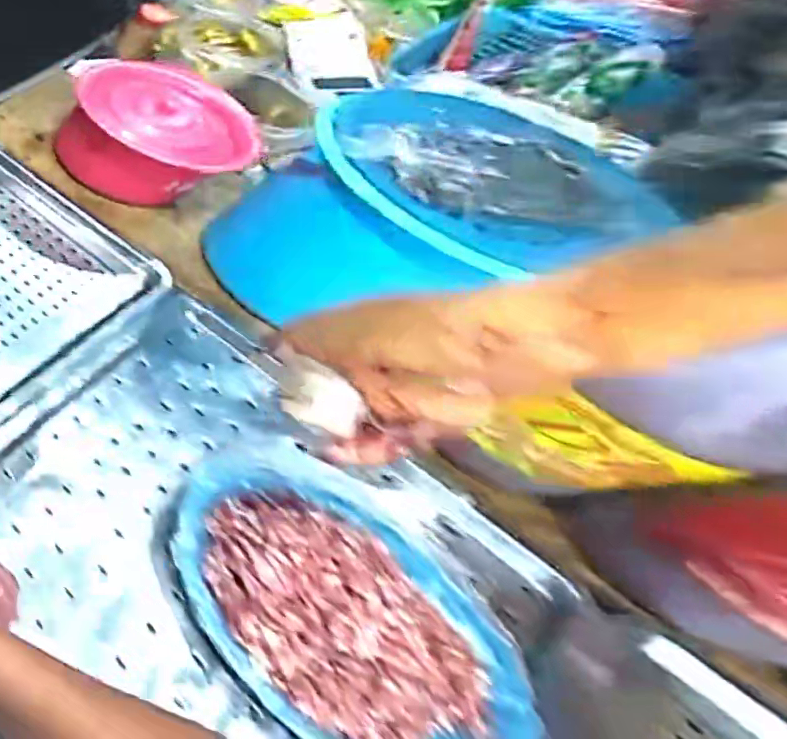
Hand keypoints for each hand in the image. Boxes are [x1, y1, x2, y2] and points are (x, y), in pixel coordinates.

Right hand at [280, 290, 590, 453]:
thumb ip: (317, 350)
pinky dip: (379, 445)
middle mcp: (364, 355)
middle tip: (297, 437)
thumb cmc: (429, 334)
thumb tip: (271, 351)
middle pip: (325, 389)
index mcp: (342, 330)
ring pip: (360, 415)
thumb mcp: (362, 340)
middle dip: (311, 414)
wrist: (522, 345)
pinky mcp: (431, 412)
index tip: (264, 398)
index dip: (276, 372)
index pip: (294, 349)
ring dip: (345, 435)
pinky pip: (397, 432)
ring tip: (332, 455)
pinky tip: (359, 457)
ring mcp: (399, 385)